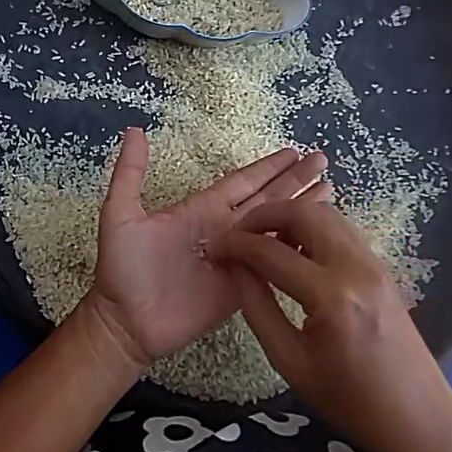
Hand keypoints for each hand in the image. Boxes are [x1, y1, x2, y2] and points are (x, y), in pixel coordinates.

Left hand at [83, 128, 328, 365]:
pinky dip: (297, 248)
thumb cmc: (123, 267)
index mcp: (202, 210)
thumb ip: (130, 173)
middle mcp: (225, 229)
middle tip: (323, 159)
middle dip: (295, 180)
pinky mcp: (244, 286)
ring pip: (277, 227)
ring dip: (303, 209)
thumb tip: (135, 130)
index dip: (268, 167)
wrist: (126, 321)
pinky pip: (275, 264)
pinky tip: (320, 237)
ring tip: (331, 189)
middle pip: (268, 199)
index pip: (243, 182)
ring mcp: (238, 258)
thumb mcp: (121, 213)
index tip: (293, 151)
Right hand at [209, 200, 451, 451]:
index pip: (270, 251)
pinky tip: (296, 255)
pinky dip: (313, 229)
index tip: (214, 248)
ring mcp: (374, 263)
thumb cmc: (350, 401)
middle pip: (303, 212)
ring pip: (326, 214)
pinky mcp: (382, 267)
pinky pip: (341, 230)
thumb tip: (235, 267)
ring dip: (290, 218)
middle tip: (238, 235)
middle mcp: (355, 267)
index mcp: (331, 297)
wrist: (419, 419)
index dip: (235, 245)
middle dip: (263, 216)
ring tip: (265, 244)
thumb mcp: (290, 361)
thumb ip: (257, 307)